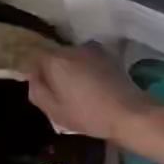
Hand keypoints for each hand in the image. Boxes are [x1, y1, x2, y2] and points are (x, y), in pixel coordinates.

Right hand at [25, 45, 161, 142]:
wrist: (130, 114)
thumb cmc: (88, 115)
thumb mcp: (54, 111)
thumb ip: (37, 91)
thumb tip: (33, 78)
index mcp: (55, 60)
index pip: (35, 56)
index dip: (36, 71)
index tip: (43, 88)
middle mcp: (71, 48)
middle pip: (55, 55)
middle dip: (54, 70)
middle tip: (61, 92)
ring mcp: (92, 50)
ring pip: (72, 57)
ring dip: (72, 69)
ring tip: (81, 90)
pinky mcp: (108, 55)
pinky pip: (88, 59)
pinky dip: (88, 69)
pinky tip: (95, 86)